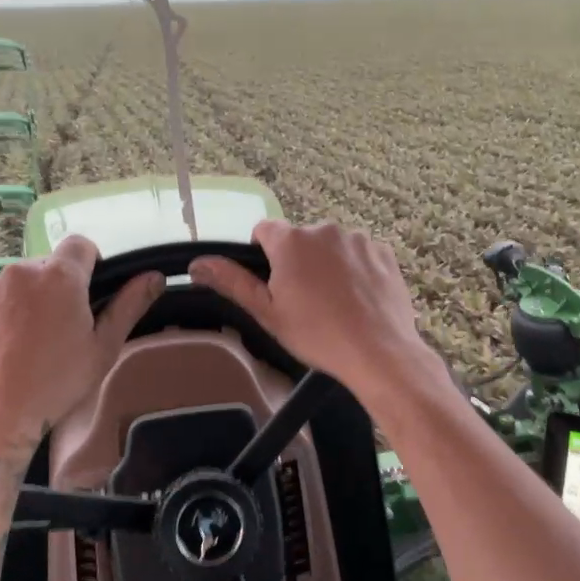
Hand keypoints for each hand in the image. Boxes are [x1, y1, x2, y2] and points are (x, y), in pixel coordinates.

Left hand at [0, 235, 163, 450]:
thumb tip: (154, 276)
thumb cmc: (55, 386)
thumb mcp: (102, 350)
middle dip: (51, 290)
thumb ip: (128, 306)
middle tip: (55, 332)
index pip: (80, 245)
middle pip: (42, 268)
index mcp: (59, 277)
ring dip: (19, 304)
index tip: (88, 293)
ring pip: (10, 286)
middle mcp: (18, 271)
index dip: (89, 264)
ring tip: (20, 348)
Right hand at [189, 221, 433, 397]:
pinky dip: (356, 271)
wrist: (378, 351)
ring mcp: (358, 239)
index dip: (262, 254)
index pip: (264, 230)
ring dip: (328, 265)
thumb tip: (196, 264)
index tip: (272, 284)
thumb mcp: (267, 312)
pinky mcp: (383, 252)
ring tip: (335, 305)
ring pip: (331, 247)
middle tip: (304, 302)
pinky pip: (360, 255)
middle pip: (300, 240)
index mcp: (291, 241)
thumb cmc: (317, 334)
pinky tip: (359, 301)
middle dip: (298, 262)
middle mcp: (325, 229)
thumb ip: (232, 282)